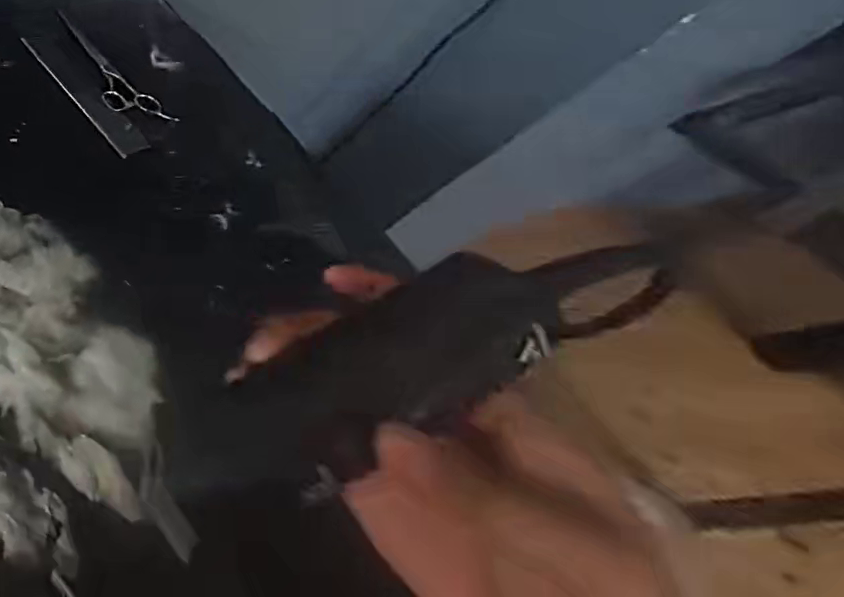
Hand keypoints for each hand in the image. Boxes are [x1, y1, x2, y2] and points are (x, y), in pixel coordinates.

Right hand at [237, 265, 670, 596]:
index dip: (383, 299)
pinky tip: (253, 396)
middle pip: (368, 355)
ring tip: (251, 363)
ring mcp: (396, 452)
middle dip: (316, 334)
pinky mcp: (368, 488)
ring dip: (291, 367)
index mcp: (490, 410)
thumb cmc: (594, 589)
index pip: (431, 338)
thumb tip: (385, 436)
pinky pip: (322, 441)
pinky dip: (286, 416)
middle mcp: (434, 416)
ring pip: (336, 390)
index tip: (334, 280)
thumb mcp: (570, 540)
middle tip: (268, 340)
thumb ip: (483, 493)